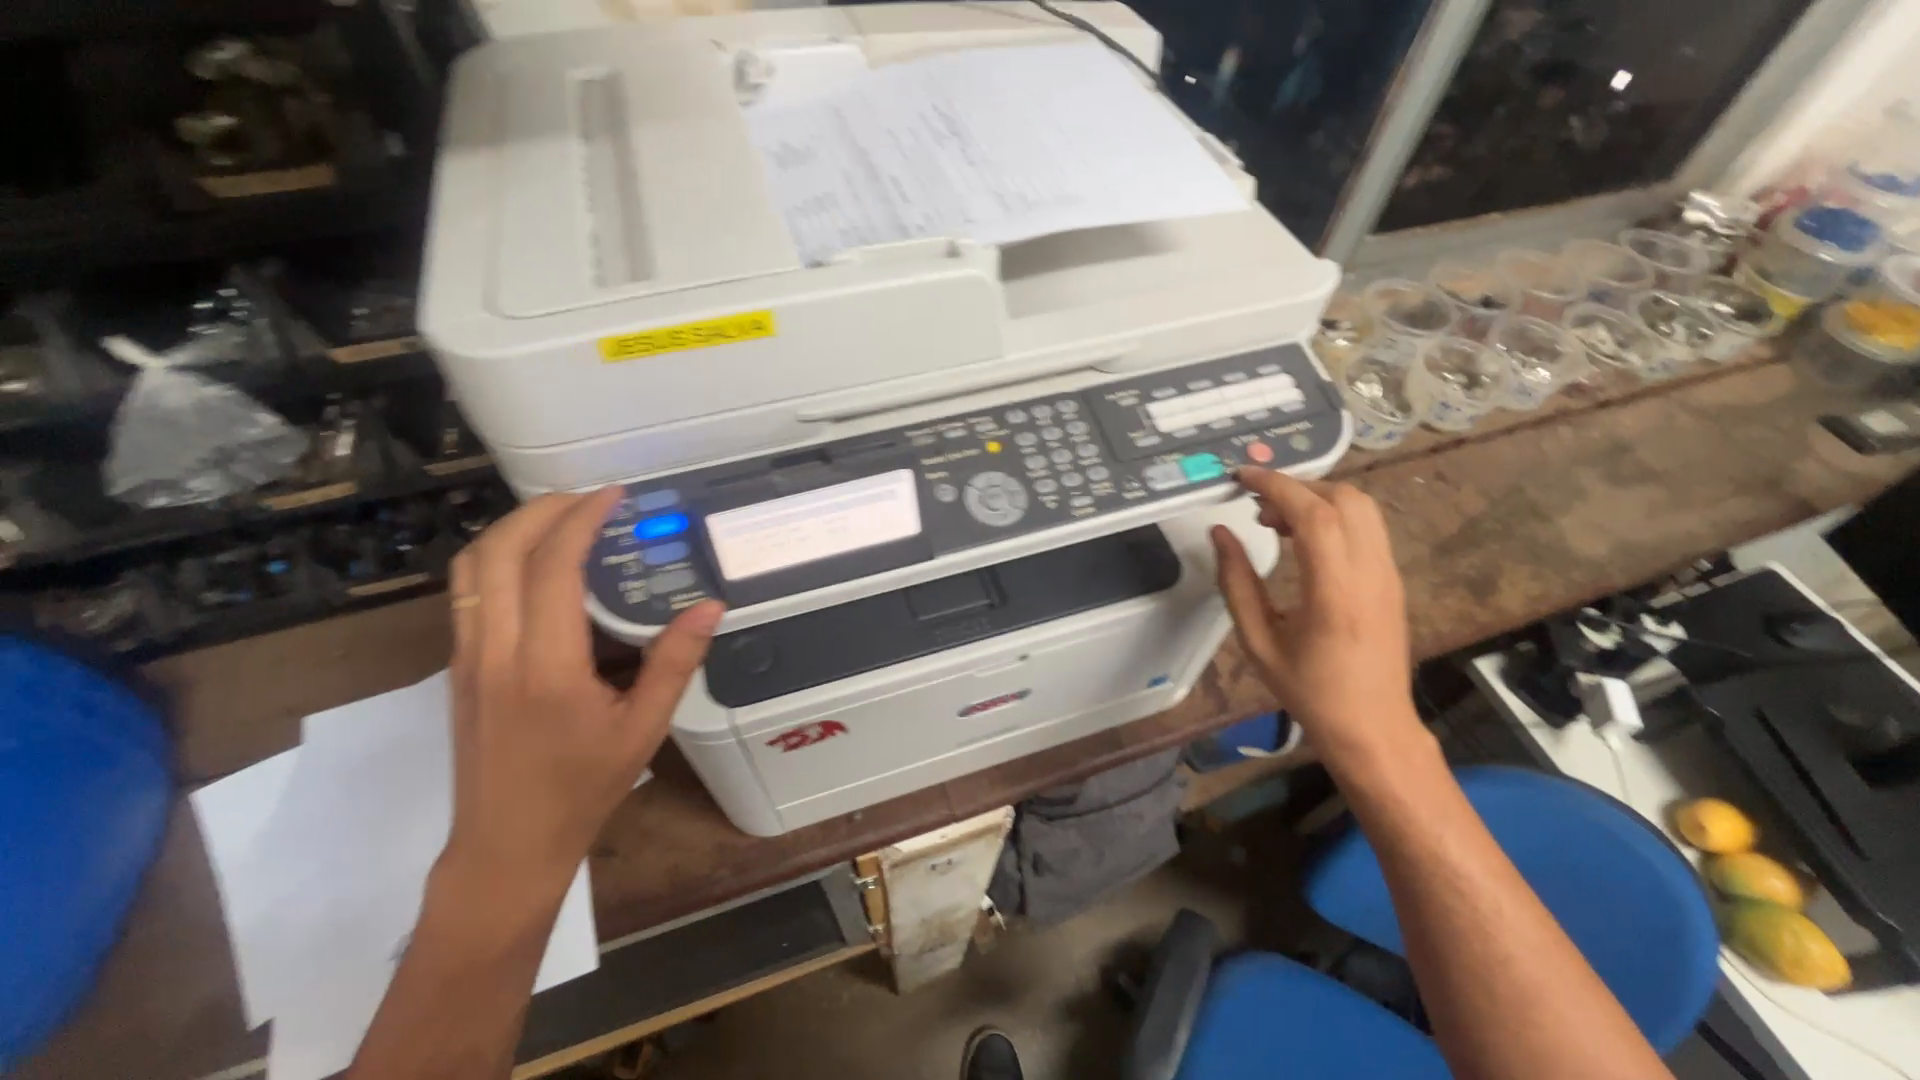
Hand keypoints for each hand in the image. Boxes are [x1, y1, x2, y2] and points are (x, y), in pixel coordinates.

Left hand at [442, 487, 723, 893]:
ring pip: (471, 567)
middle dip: (542, 510)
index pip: (553, 567)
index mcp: (546, 665)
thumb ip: (675, 663)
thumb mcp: (642, 730)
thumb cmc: (581, 790)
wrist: (505, 844)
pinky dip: (497, 558)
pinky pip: (467, 592)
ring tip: (560, 521)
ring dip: (512, 529)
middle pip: (498, 550)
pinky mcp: (458, 666)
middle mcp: (496, 650)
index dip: (581, 520)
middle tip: (588, 499)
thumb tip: (710, 607)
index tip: (613, 496)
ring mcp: (467, 657)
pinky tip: (535, 566)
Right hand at [1210, 468, 1420, 764]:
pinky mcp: (1393, 579)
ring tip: (1278, 523)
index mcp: (1334, 592)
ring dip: (1318, 499)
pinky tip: (1305, 541)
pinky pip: (1368, 527)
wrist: (1372, 726)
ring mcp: (1388, 573)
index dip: (1276, 486)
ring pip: (1362, 507)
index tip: (1242, 479)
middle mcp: (1370, 573)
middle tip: (1258, 508)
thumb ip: (1236, 583)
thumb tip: (1221, 533)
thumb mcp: (1259, 642)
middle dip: (1297, 488)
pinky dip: (1335, 516)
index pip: (1313, 514)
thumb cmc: (1310, 691)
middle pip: (1344, 498)